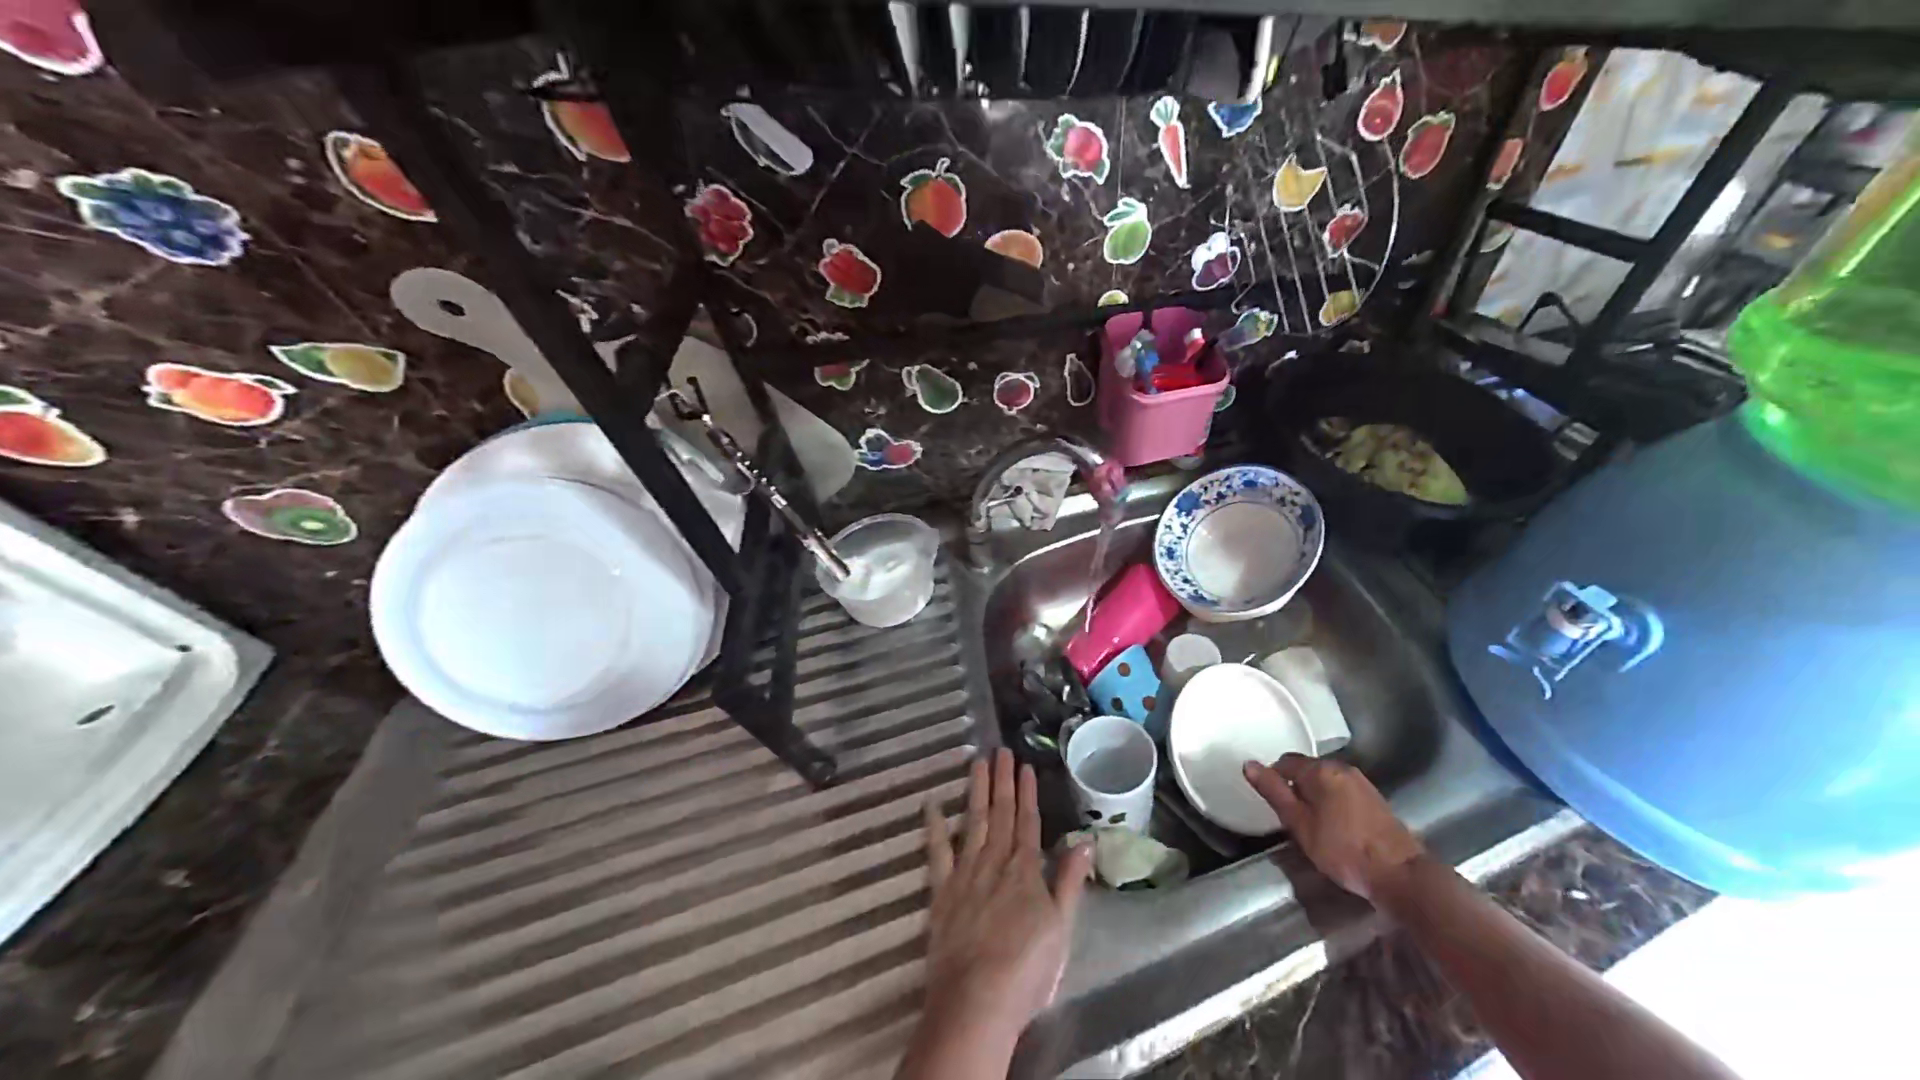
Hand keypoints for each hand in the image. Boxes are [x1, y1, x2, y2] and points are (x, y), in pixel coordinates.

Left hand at [921, 749, 1094, 1039]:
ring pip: (972, 821)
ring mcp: (965, 872)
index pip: (1027, 822)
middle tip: (1000, 749)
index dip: (1027, 793)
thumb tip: (1085, 842)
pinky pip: (937, 850)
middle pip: (1000, 813)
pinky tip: (932, 803)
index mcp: (1025, 870)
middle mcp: (995, 861)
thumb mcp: (1062, 927)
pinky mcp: (941, 890)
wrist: (976, 998)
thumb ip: (1069, 881)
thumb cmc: (1027, 969)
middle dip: (1002, 780)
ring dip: (975, 790)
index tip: (1025, 766)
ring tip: (976, 762)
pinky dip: (935, 826)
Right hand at [1243, 754, 1424, 900]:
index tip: (1273, 804)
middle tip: (1291, 819)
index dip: (1273, 780)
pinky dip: (1333, 804)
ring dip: (1315, 798)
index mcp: (1321, 770)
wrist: (1402, 876)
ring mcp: (1363, 783)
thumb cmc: (1344, 851)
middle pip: (1307, 771)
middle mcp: (1343, 769)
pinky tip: (1335, 829)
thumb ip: (1274, 792)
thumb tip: (1249, 764)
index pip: (1284, 762)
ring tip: (1312, 826)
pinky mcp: (1376, 800)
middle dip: (1295, 789)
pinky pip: (1343, 793)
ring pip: (1326, 783)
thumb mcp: (1300, 824)